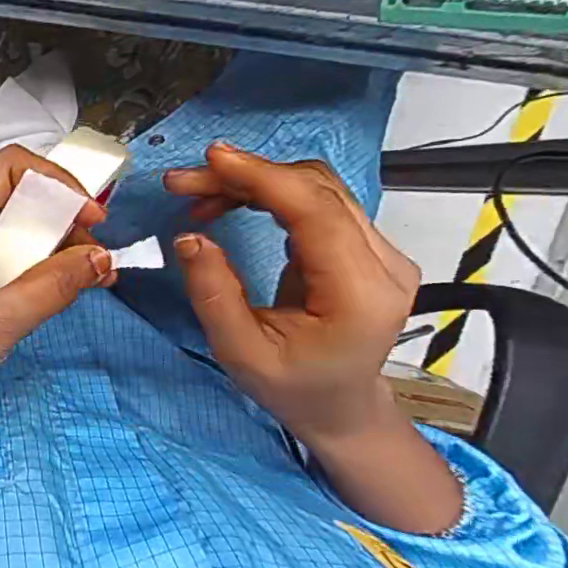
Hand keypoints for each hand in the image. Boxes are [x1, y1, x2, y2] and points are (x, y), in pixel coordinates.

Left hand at [0, 145, 116, 448]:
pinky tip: (71, 284)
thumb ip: (54, 285)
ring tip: (94, 273)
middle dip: (64, 218)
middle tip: (96, 254)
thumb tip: (102, 258)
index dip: (57, 183)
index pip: (9, 167)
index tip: (92, 217)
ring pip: (17, 227)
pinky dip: (41, 266)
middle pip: (17, 195)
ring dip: (58, 245)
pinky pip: (9, 255)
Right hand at [164, 143, 420, 449]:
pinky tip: (230, 204)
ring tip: (199, 195)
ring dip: (254, 183)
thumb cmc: (292, 388)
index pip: (316, 212)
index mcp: (359, 293)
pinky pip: (316, 204)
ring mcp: (380, 251)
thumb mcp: (240, 352)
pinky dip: (268, 196)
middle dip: (246, 177)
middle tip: (183, 184)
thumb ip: (215, 294)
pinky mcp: (364, 247)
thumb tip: (189, 237)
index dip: (264, 178)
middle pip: (316, 191)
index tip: (212, 160)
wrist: (340, 406)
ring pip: (317, 190)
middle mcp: (383, 262)